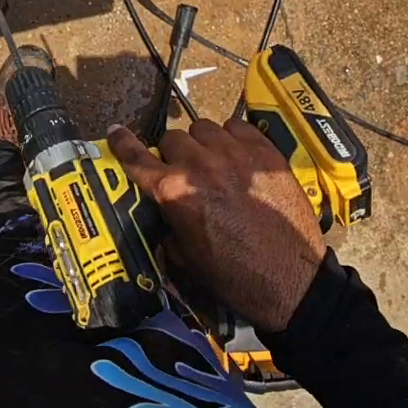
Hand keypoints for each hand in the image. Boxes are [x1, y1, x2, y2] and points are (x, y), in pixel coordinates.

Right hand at [107, 119, 324, 331]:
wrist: (292, 282)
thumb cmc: (235, 277)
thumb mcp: (186, 258)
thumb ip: (168, 223)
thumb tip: (165, 209)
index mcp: (174, 192)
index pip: (137, 157)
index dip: (123, 143)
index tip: (115, 132)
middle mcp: (199, 164)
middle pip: (172, 138)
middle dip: (174, 155)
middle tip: (187, 173)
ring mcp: (234, 152)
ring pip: (203, 127)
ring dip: (202, 144)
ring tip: (215, 163)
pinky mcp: (264, 150)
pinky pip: (235, 125)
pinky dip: (231, 137)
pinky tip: (238, 156)